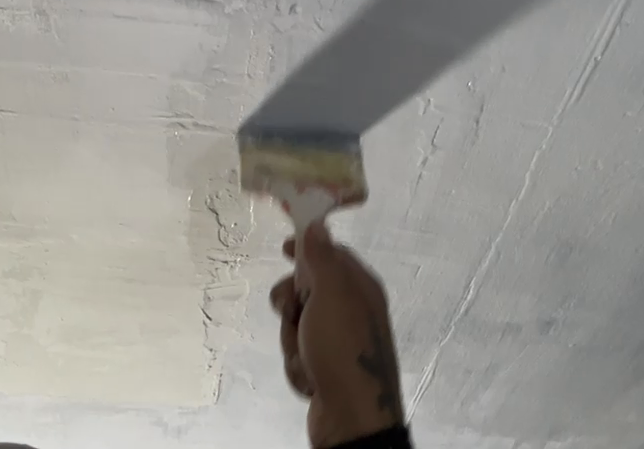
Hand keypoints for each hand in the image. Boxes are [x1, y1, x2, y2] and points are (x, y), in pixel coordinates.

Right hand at [269, 222, 404, 446]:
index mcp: (361, 287)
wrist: (351, 420)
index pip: (331, 253)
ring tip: (305, 355)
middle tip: (292, 313)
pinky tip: (310, 377)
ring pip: (297, 322)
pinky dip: (299, 364)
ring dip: (292, 339)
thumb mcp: (332, 294)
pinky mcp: (326, 368)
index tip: (282, 249)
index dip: (306, 249)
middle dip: (292, 304)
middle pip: (307, 289)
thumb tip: (317, 223)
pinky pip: (299, 352)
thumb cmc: (343, 348)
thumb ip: (322, 257)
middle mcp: (353, 311)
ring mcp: (339, 342)